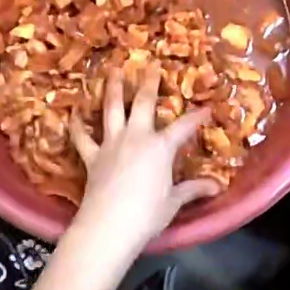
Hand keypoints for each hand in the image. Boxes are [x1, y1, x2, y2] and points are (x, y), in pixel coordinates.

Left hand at [67, 68, 220, 260]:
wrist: (109, 224)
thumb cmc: (147, 214)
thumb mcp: (173, 202)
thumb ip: (192, 190)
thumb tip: (216, 187)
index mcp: (161, 147)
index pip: (184, 127)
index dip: (196, 117)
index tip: (206, 108)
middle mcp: (136, 137)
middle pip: (144, 104)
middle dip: (149, 83)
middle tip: (150, 66)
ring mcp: (111, 144)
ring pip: (112, 109)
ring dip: (114, 88)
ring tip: (113, 70)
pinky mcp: (91, 157)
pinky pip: (82, 137)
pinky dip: (77, 125)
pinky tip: (74, 113)